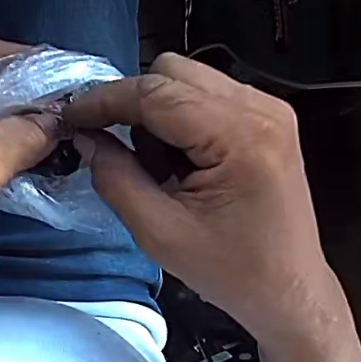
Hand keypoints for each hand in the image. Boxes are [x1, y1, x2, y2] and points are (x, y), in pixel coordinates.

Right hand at [63, 53, 342, 341]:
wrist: (289, 290)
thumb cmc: (232, 271)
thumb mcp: (159, 233)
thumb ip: (116, 178)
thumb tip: (87, 137)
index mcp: (242, 136)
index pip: (157, 92)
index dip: (105, 100)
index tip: (71, 116)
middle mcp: (262, 109)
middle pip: (173, 71)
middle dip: (135, 105)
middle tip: (123, 152)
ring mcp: (271, 110)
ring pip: (190, 79)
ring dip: (159, 114)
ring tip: (164, 169)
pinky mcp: (270, 119)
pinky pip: (210, 96)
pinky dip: (184, 120)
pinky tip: (186, 163)